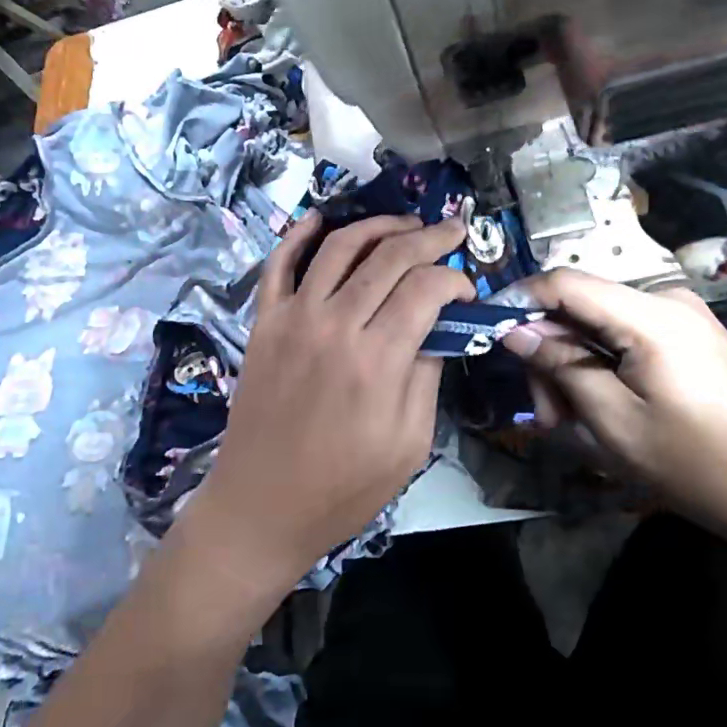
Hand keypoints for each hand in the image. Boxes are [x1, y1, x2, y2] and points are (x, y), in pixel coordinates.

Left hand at [180, 212, 474, 590]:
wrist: (260, 508)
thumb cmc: (344, 487)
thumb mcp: (410, 444)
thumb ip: (427, 377)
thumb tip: (438, 328)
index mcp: (377, 360)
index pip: (426, 288)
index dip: (455, 279)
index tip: (466, 291)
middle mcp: (334, 325)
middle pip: (389, 256)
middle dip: (428, 237)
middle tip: (451, 231)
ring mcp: (293, 319)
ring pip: (339, 247)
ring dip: (377, 225)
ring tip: (404, 224)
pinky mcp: (263, 324)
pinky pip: (278, 265)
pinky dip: (297, 235)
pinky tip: (319, 218)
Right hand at [502, 269, 726, 564]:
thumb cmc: (698, 464)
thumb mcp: (615, 421)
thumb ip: (561, 366)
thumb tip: (515, 331)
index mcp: (650, 313)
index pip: (566, 281)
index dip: (521, 299)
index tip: (489, 333)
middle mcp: (668, 300)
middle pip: (583, 307)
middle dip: (552, 354)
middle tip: (544, 417)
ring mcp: (685, 318)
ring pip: (604, 327)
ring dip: (576, 368)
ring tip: (571, 425)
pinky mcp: (694, 338)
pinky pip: (631, 339)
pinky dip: (605, 368)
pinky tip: (603, 410)